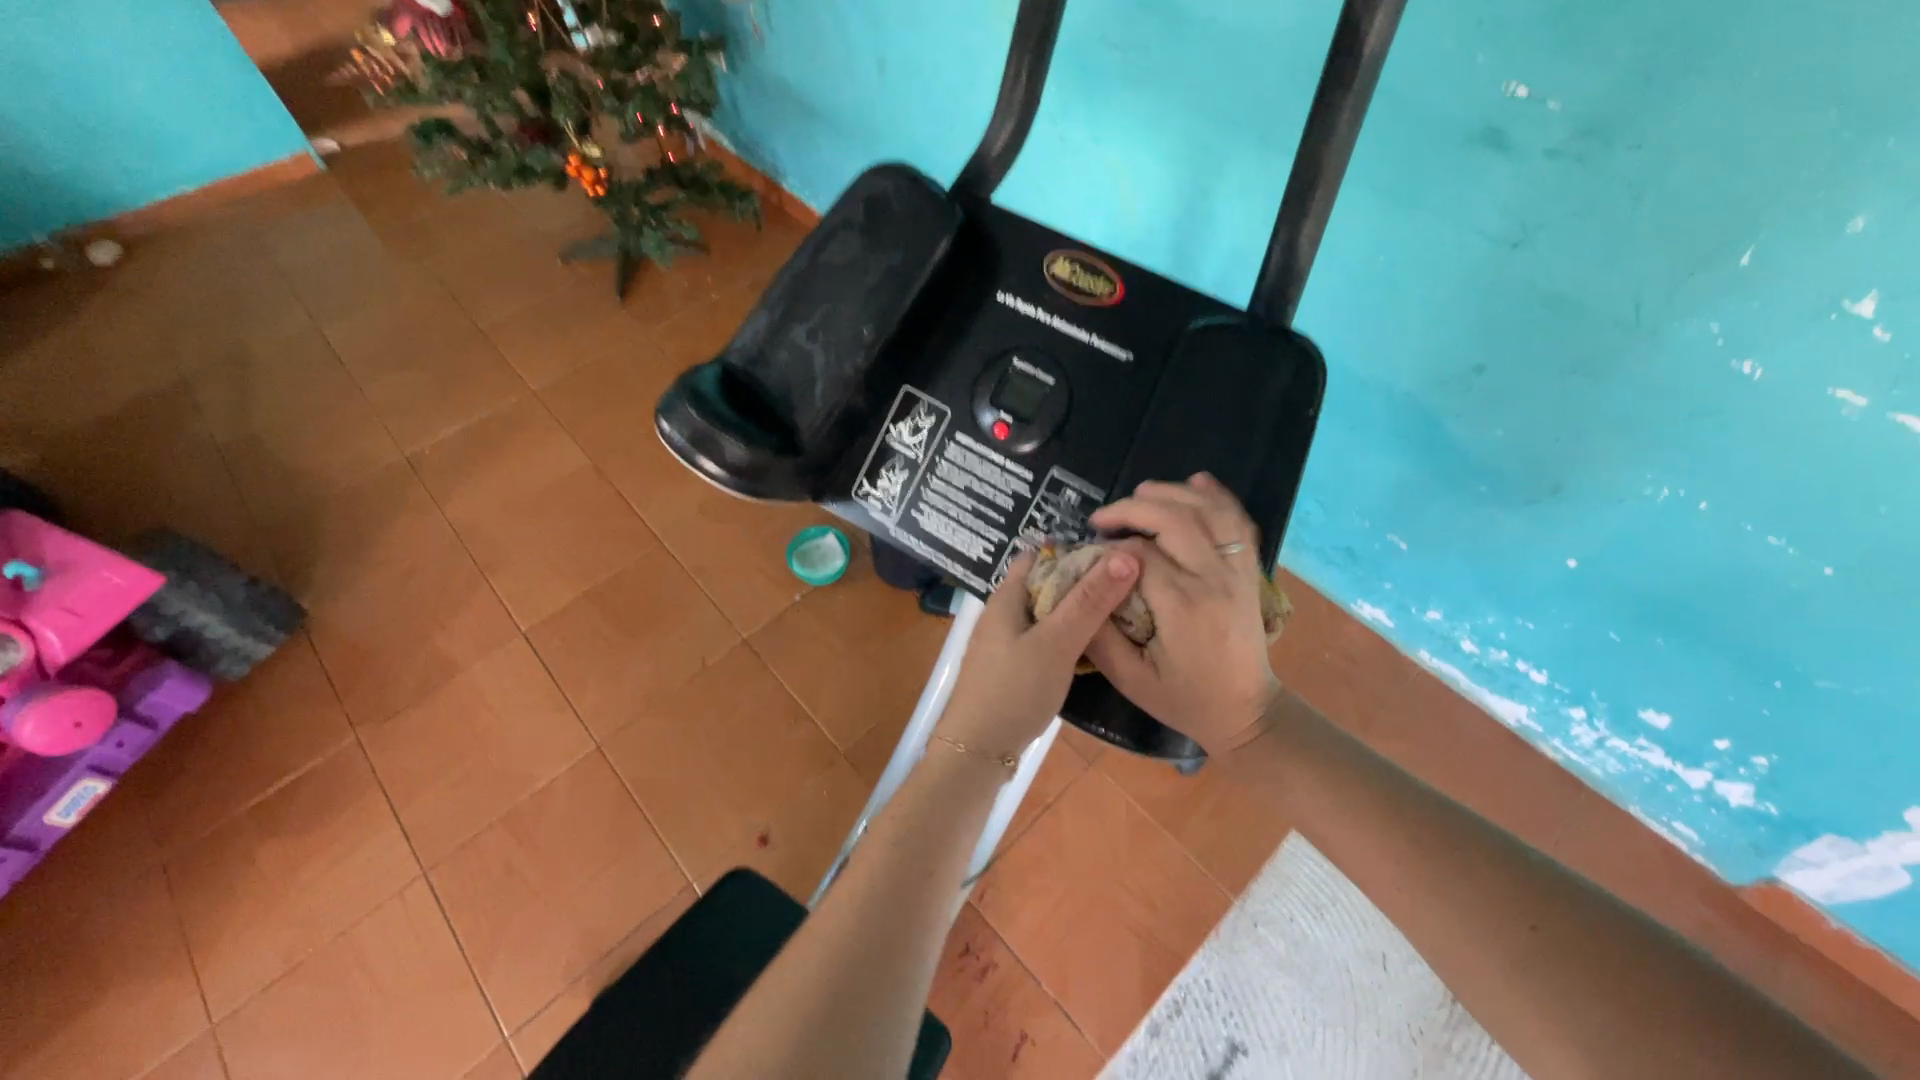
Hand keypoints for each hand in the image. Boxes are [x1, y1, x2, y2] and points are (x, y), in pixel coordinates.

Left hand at [936, 549, 1139, 763]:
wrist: (976, 752)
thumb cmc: (1014, 690)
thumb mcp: (1057, 643)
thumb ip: (1089, 601)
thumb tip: (1126, 555)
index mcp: (1006, 598)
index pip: (1039, 556)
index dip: (1075, 552)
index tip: (1115, 557)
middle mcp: (1002, 615)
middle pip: (1045, 585)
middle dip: (1081, 583)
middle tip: (1127, 586)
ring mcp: (1005, 644)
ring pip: (1046, 616)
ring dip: (1076, 613)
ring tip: (1118, 614)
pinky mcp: (1011, 671)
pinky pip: (1043, 642)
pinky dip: (1067, 640)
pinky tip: (1092, 650)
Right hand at [1084, 474, 1281, 754]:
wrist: (1246, 712)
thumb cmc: (1184, 699)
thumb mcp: (1131, 680)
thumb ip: (1099, 636)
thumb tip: (1075, 592)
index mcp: (1183, 606)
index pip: (1140, 553)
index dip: (1109, 545)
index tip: (1089, 551)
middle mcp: (1214, 580)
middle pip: (1176, 519)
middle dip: (1133, 508)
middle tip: (1102, 517)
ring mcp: (1237, 572)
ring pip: (1208, 511)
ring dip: (1171, 494)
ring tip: (1138, 496)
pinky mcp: (1247, 572)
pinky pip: (1238, 522)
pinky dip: (1218, 496)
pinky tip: (1195, 482)